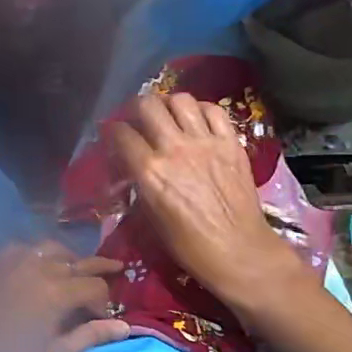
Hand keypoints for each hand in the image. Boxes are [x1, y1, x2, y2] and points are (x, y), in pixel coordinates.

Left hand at [0, 242, 129, 351]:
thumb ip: (88, 337)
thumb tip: (124, 326)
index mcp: (55, 292)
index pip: (94, 286)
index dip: (104, 302)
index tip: (104, 317)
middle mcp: (36, 267)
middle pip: (76, 261)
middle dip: (97, 268)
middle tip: (118, 269)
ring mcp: (11, 260)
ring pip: (51, 248)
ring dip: (69, 257)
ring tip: (78, 268)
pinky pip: (24, 248)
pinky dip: (40, 253)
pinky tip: (42, 266)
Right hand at [107, 93, 311, 313]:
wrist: (239, 252)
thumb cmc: (189, 244)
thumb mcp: (150, 217)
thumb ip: (139, 183)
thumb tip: (130, 167)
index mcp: (150, 171)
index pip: (121, 134)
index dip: (111, 131)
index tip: (112, 135)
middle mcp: (175, 149)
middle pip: (147, 105)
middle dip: (136, 108)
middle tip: (138, 118)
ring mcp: (206, 143)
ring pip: (180, 100)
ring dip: (168, 105)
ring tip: (168, 116)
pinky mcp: (231, 143)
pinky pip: (213, 110)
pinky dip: (200, 110)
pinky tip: (196, 121)